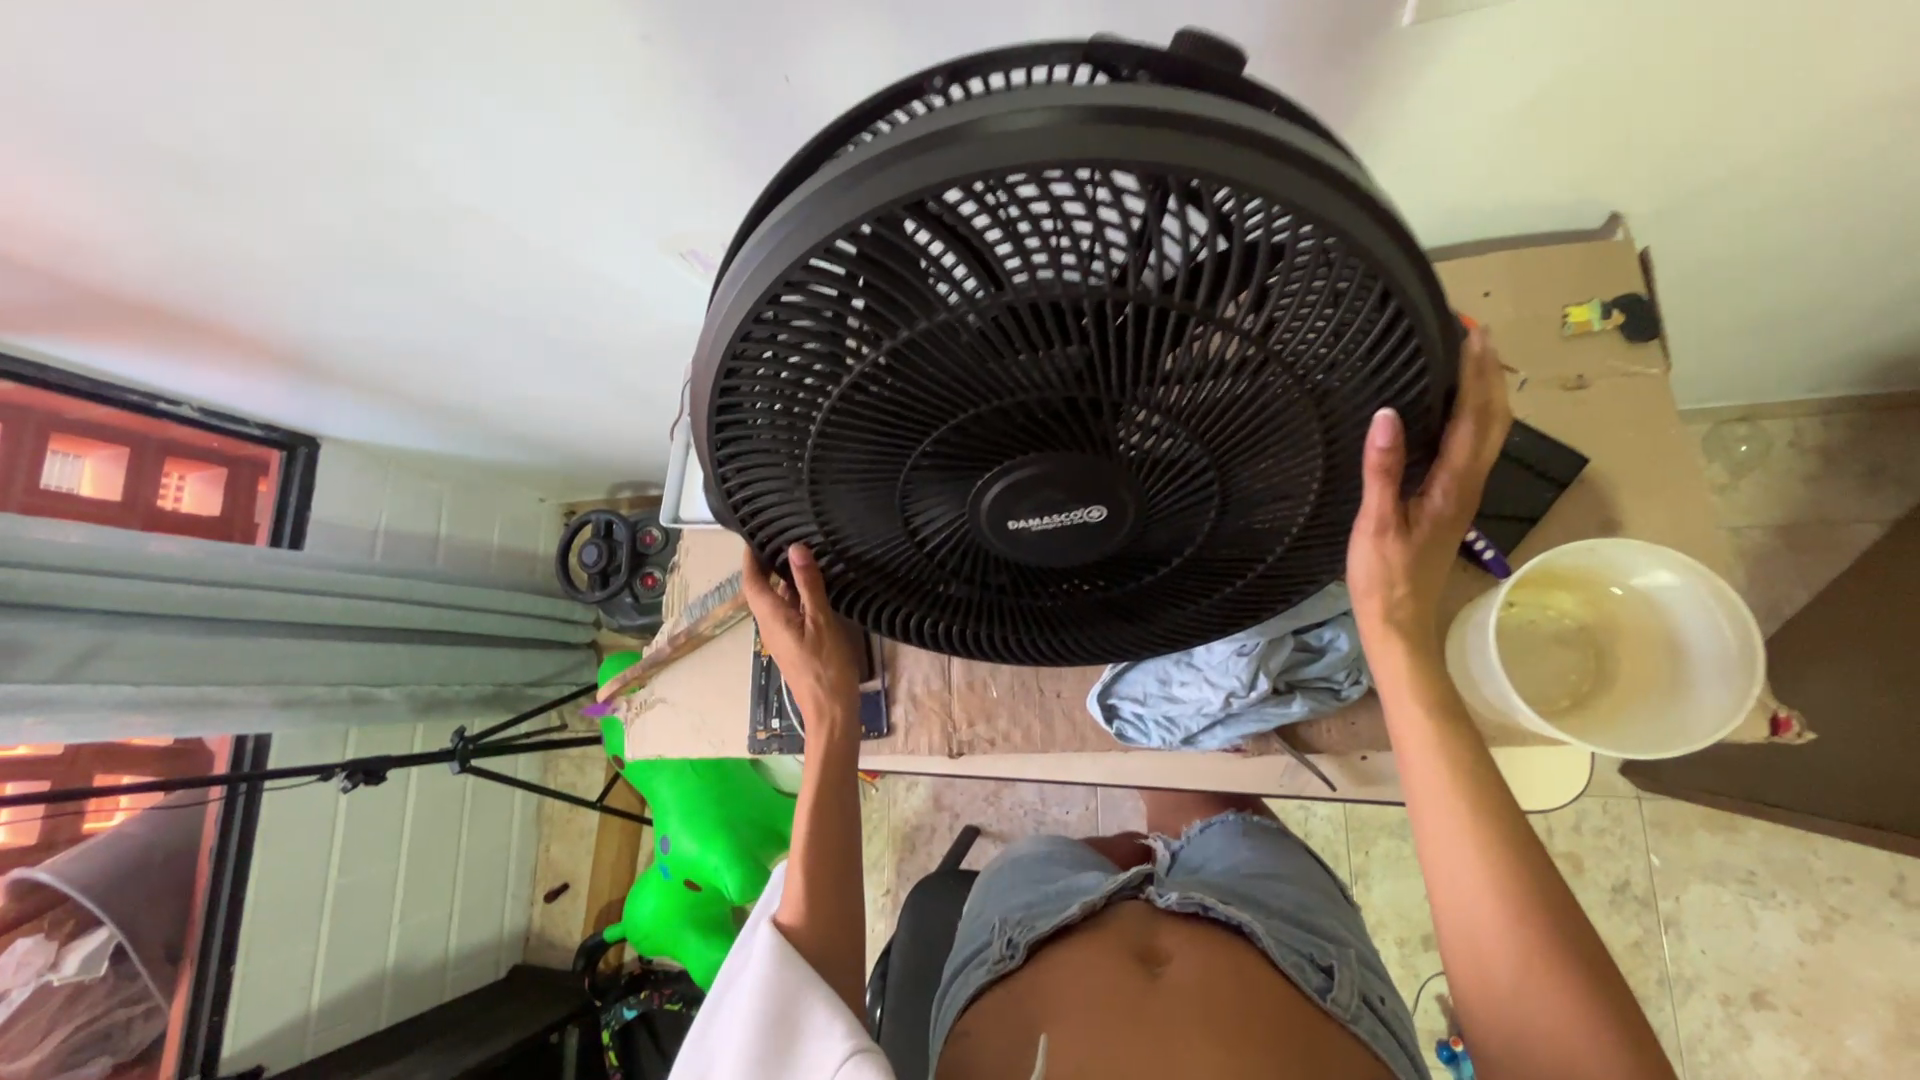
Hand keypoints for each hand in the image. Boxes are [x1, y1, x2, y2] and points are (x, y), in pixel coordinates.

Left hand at [740, 542, 862, 733]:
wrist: (831, 710)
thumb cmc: (826, 667)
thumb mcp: (821, 621)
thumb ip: (809, 585)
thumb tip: (795, 548)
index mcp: (771, 617)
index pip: (751, 580)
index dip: (750, 557)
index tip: (755, 533)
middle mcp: (771, 625)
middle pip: (762, 589)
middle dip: (768, 563)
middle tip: (783, 536)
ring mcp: (783, 636)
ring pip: (778, 601)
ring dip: (784, 579)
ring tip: (802, 554)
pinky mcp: (796, 644)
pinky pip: (790, 612)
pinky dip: (798, 595)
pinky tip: (815, 587)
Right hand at [1346, 322, 1511, 651]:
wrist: (1400, 620)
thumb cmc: (1384, 576)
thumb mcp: (1377, 523)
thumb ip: (1382, 469)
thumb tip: (1387, 414)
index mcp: (1454, 483)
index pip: (1474, 415)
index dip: (1476, 371)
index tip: (1470, 331)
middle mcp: (1469, 482)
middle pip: (1494, 417)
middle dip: (1488, 372)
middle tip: (1470, 333)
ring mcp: (1463, 491)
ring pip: (1487, 430)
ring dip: (1484, 390)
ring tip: (1465, 358)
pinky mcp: (1451, 499)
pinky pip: (1470, 444)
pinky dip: (1469, 414)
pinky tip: (1446, 409)